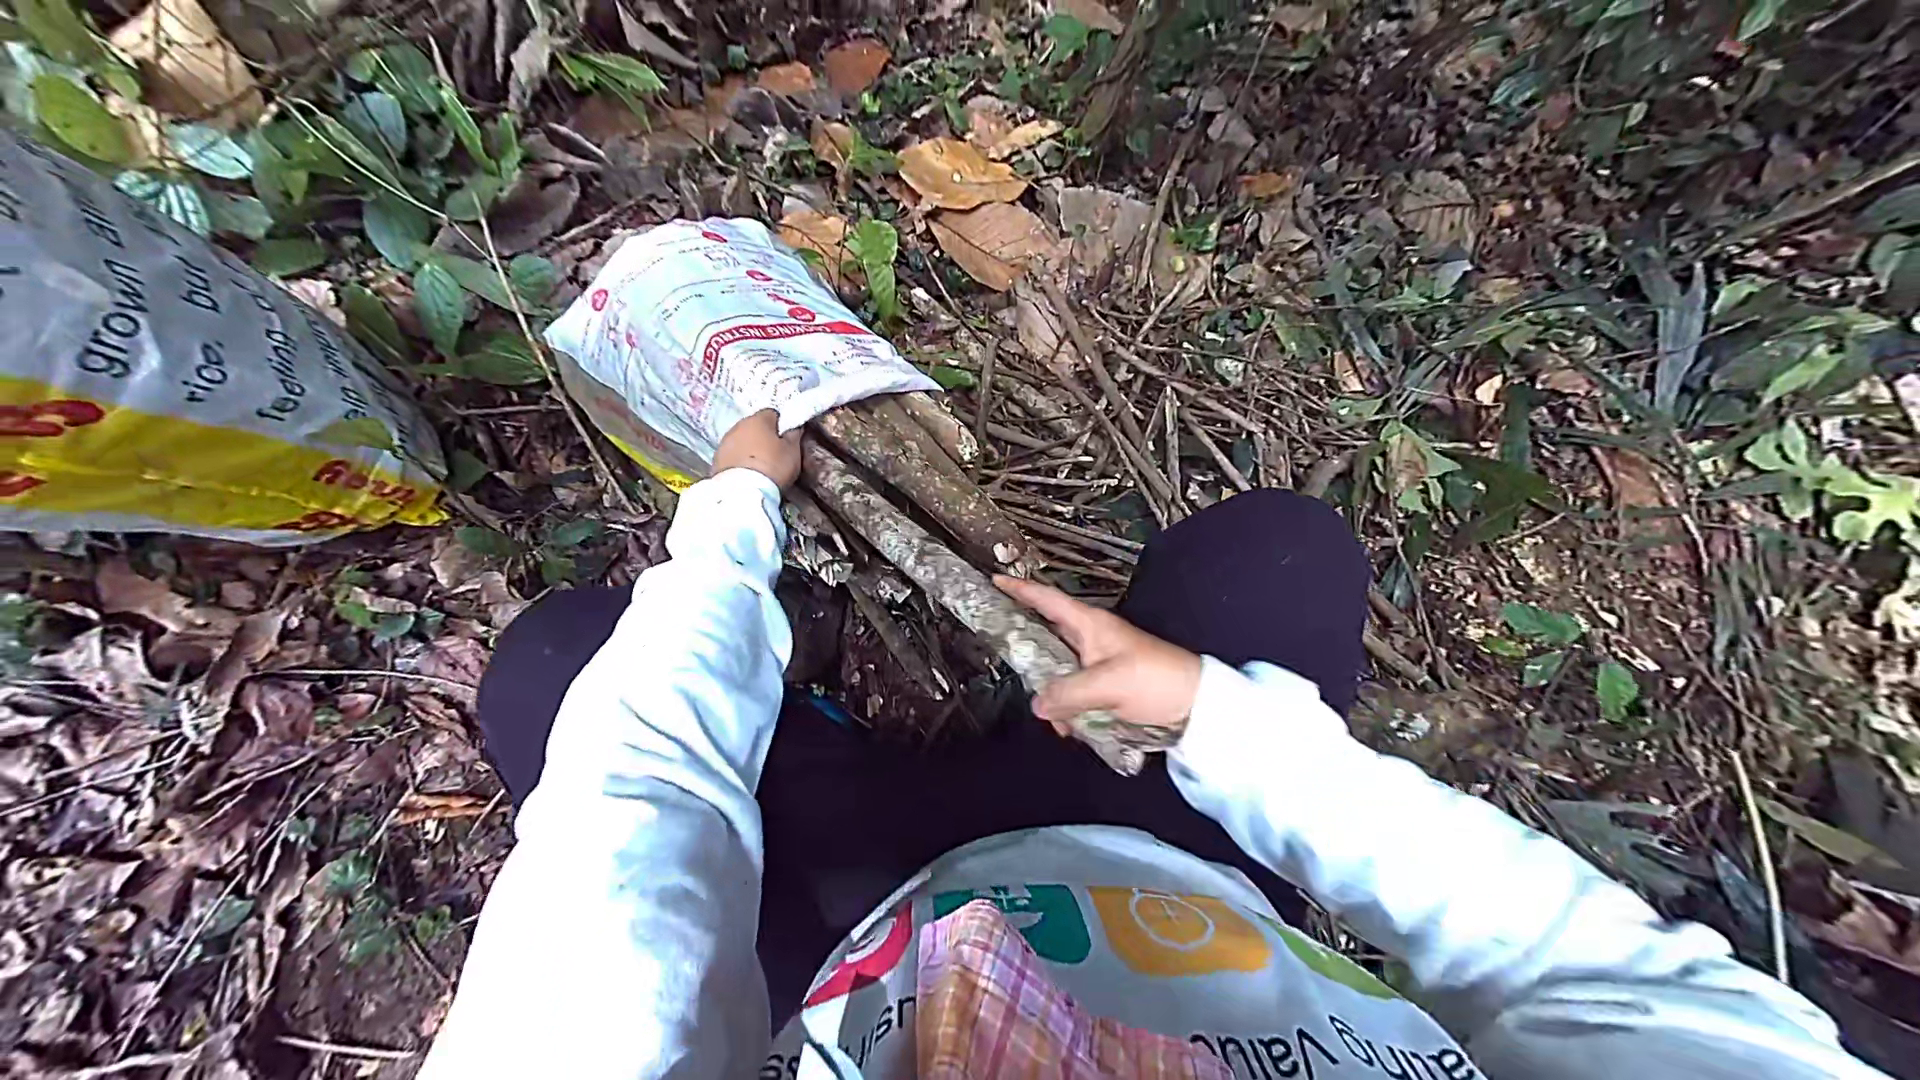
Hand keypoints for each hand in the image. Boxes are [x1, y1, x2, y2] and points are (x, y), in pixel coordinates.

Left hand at [713, 409, 801, 489]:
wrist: (742, 492)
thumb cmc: (772, 466)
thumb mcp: (792, 451)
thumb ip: (794, 435)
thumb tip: (794, 427)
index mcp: (758, 419)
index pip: (772, 414)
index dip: (781, 425)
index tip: (786, 439)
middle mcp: (738, 426)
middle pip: (754, 427)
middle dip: (763, 436)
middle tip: (774, 453)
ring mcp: (724, 443)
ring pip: (741, 441)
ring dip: (749, 448)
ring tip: (759, 466)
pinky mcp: (716, 460)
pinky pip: (732, 456)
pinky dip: (739, 461)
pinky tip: (747, 474)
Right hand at [995, 575, 1202, 739]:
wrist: (1195, 705)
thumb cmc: (1156, 680)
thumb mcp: (1108, 684)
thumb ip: (1068, 694)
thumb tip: (1038, 705)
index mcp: (1089, 625)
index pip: (1047, 600)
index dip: (1020, 590)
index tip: (994, 581)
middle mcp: (1088, 639)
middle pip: (1045, 638)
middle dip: (1031, 659)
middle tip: (1018, 670)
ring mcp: (1094, 663)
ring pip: (1056, 672)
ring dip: (1054, 697)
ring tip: (1061, 722)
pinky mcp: (1102, 685)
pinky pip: (1072, 694)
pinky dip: (1069, 712)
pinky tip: (1075, 730)